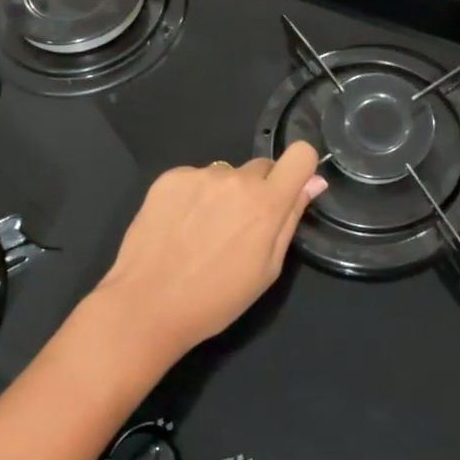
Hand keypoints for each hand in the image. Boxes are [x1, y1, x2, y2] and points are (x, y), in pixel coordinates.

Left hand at [90, 143, 326, 360]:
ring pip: (225, 175)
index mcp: (266, 203)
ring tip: (201, 234)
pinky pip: (194, 179)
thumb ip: (291, 219)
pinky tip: (179, 228)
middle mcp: (236, 179)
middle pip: (261, 168)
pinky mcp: (169, 178)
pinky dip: (193, 197)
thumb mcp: (267, 269)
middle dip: (258, 191)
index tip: (291, 187)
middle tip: (238, 228)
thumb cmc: (216, 299)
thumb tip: (313, 182)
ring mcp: (200, 175)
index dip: (300, 168)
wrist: (146, 306)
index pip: (300, 154)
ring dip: (222, 195)